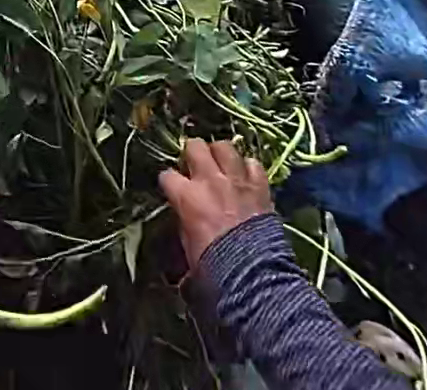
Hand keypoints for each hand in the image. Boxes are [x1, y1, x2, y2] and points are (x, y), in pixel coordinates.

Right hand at [158, 138, 272, 268]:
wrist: (255, 280)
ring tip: (220, 163)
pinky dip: (249, 168)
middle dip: (193, 153)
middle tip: (195, 165)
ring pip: (225, 146)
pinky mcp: (259, 186)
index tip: (171, 188)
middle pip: (195, 146)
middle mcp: (210, 181)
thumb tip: (184, 219)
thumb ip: (184, 225)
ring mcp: (236, 180)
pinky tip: (245, 176)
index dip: (168, 181)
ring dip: (220, 153)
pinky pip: (254, 164)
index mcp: (187, 197)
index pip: (167, 175)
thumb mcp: (188, 249)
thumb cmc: (216, 270)